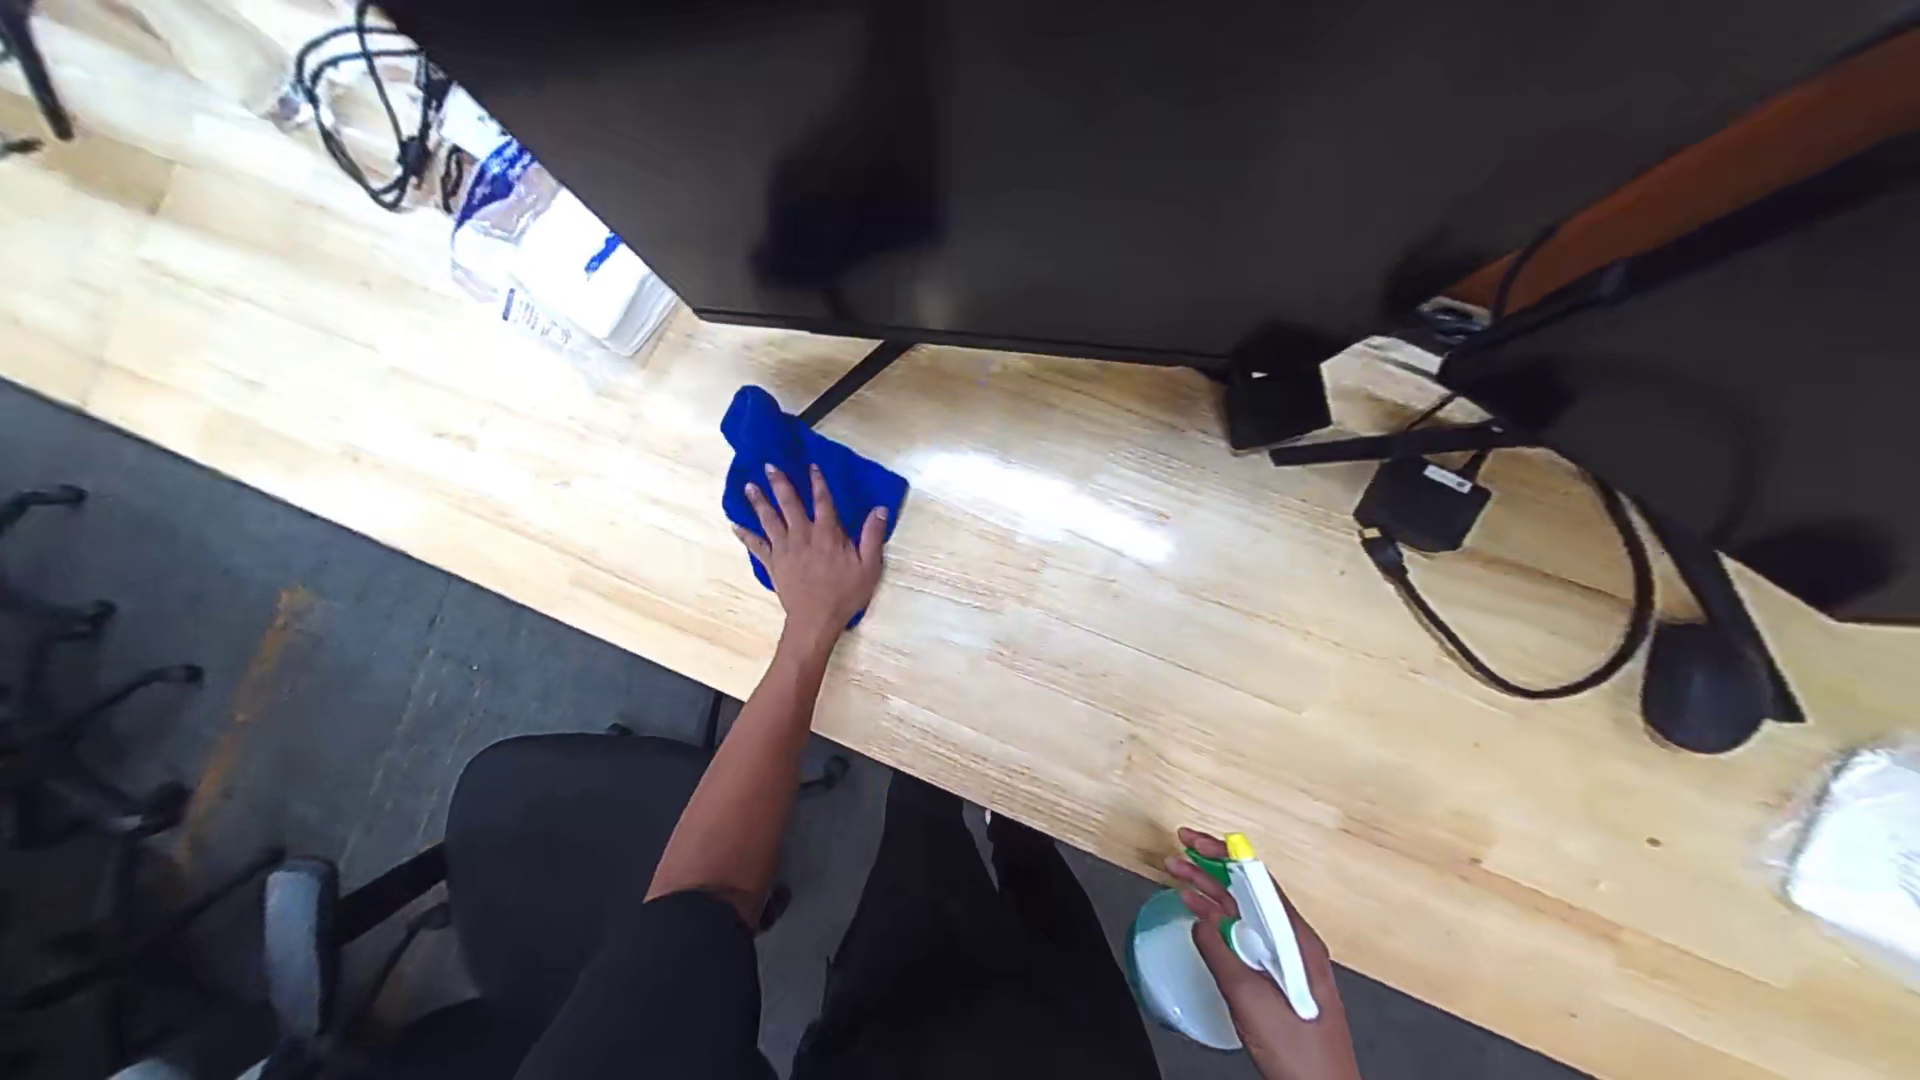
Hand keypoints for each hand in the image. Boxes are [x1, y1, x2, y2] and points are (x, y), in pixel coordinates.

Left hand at [736, 463, 888, 649]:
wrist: (816, 620)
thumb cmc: (845, 594)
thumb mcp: (869, 566)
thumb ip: (873, 536)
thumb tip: (880, 509)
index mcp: (828, 533)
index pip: (823, 500)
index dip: (818, 482)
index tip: (811, 466)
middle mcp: (803, 535)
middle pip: (790, 503)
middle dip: (780, 483)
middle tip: (769, 466)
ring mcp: (785, 549)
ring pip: (769, 519)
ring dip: (759, 501)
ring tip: (749, 486)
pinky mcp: (773, 564)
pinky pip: (756, 545)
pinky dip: (745, 534)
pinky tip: (735, 525)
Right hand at [1164, 828, 1360, 1079]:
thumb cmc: (1299, 1054)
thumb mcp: (1249, 999)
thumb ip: (1220, 953)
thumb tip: (1199, 921)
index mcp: (1294, 938)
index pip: (1257, 878)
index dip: (1224, 853)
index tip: (1197, 840)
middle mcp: (1293, 940)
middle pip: (1248, 888)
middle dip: (1211, 864)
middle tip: (1180, 847)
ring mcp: (1286, 955)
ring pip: (1243, 907)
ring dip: (1209, 887)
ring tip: (1177, 872)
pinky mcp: (1277, 971)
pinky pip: (1244, 931)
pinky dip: (1216, 915)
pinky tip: (1196, 909)